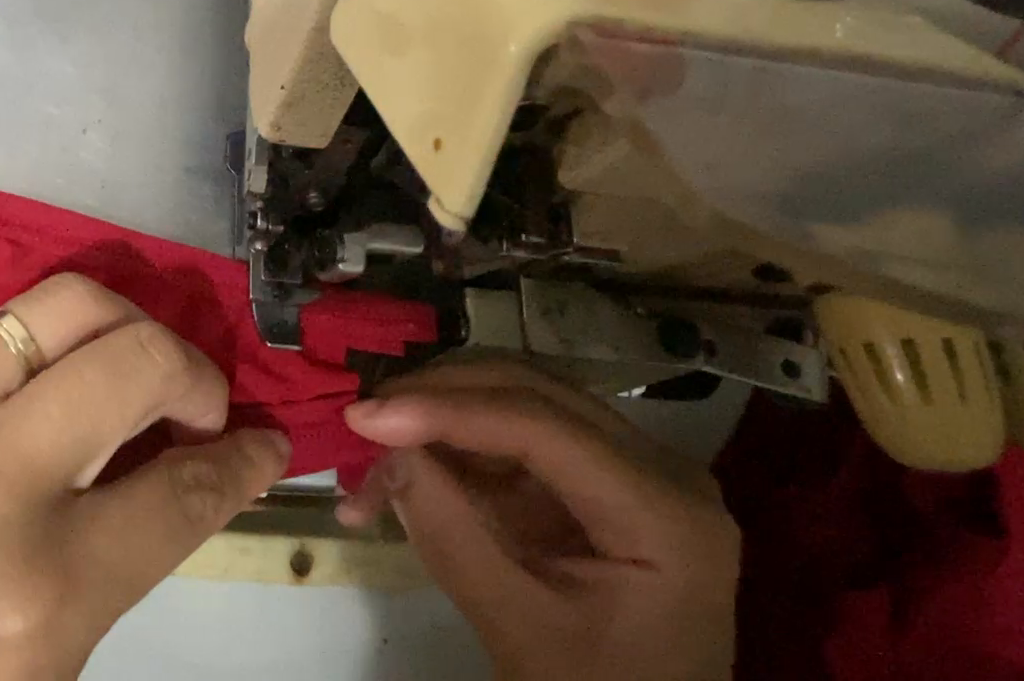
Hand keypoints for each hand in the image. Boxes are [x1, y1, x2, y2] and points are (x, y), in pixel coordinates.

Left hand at [0, 273, 290, 680]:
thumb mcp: (24, 678)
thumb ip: (110, 571)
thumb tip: (175, 480)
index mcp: (30, 597)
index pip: (178, 494)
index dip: (242, 462)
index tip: (266, 443)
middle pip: (135, 362)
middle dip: (196, 373)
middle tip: (198, 406)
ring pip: (66, 303)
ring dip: (128, 327)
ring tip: (135, 370)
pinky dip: (52, 343)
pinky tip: (50, 383)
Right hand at [336, 359, 738, 680]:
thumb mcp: (519, 631)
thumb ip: (448, 534)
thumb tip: (384, 449)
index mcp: (662, 511)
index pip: (539, 425)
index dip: (444, 410)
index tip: (362, 416)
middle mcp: (656, 466)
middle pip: (529, 392)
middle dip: (435, 399)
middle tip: (362, 421)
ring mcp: (628, 466)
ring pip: (514, 401)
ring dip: (436, 419)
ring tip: (371, 459)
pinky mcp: (594, 477)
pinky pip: (511, 436)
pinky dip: (452, 448)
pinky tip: (404, 471)